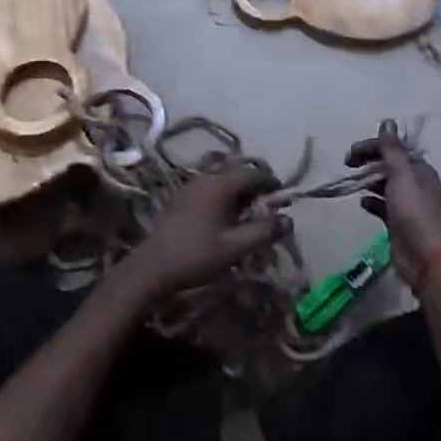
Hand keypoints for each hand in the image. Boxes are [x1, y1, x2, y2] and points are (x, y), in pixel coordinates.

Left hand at [119, 162, 285, 299]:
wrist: (151, 268)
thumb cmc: (196, 255)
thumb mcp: (236, 247)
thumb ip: (264, 231)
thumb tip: (288, 219)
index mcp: (220, 185)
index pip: (254, 173)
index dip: (272, 183)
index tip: (283, 198)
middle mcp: (205, 179)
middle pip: (238, 175)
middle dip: (257, 190)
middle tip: (268, 210)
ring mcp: (190, 188)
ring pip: (224, 183)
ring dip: (240, 196)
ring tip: (249, 218)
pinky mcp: (181, 199)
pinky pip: (211, 191)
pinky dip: (225, 200)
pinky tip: (226, 222)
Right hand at [346, 120, 440, 278]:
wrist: (426, 257)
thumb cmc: (414, 212)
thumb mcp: (402, 175)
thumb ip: (392, 150)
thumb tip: (388, 122)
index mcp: (420, 169)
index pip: (394, 149)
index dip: (373, 146)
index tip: (350, 154)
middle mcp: (415, 184)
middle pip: (389, 165)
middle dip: (369, 162)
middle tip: (347, 165)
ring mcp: (407, 205)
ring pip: (385, 185)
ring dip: (369, 181)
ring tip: (353, 182)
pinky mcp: (399, 223)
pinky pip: (382, 206)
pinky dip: (371, 202)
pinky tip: (362, 203)